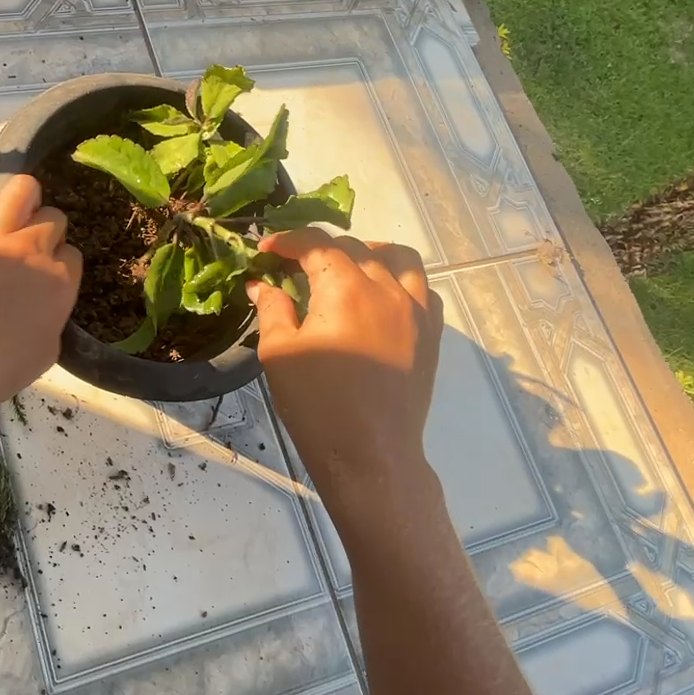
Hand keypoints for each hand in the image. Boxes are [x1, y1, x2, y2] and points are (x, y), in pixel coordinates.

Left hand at [0, 174, 82, 415]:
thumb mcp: (46, 353)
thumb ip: (52, 318)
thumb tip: (45, 305)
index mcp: (59, 282)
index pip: (73, 254)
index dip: (62, 265)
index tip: (50, 276)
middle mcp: (33, 251)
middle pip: (53, 218)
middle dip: (48, 232)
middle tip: (32, 252)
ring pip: (23, 189)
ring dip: (27, 200)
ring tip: (19, 217)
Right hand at [245, 232, 442, 489]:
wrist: (369, 453)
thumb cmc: (316, 404)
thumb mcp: (279, 352)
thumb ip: (272, 309)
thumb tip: (262, 284)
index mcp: (345, 288)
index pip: (316, 245)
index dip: (287, 241)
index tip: (265, 249)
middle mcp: (386, 288)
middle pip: (354, 247)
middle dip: (319, 248)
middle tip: (292, 266)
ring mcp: (415, 310)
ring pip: (399, 257)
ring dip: (369, 252)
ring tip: (347, 267)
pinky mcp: (431, 333)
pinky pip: (422, 288)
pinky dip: (400, 281)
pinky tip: (380, 297)